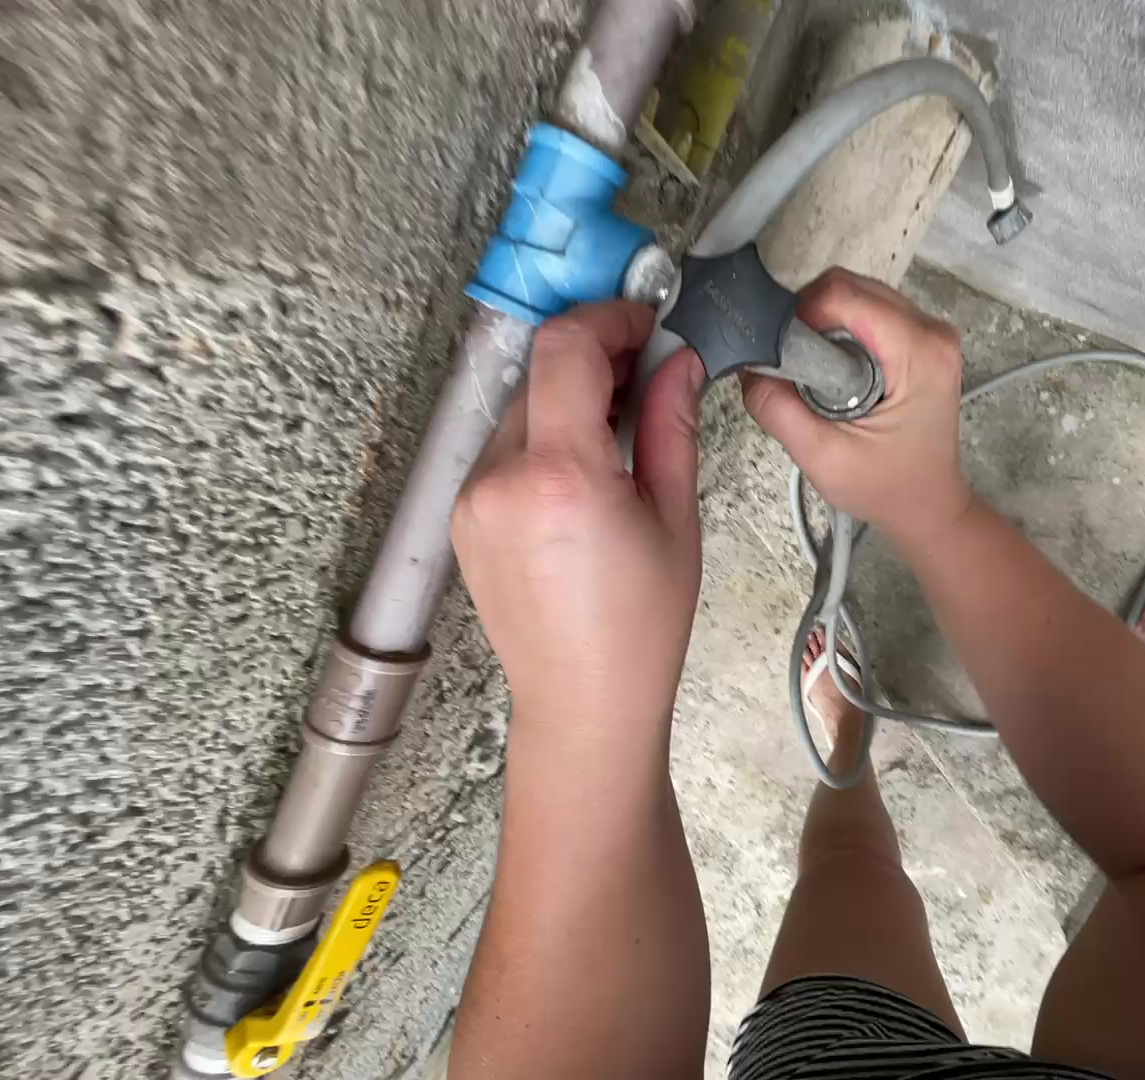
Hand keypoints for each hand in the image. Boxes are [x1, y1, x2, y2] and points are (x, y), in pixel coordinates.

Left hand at [452, 302, 706, 728]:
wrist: (583, 701)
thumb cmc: (643, 625)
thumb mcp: (676, 519)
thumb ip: (670, 427)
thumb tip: (680, 363)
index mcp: (560, 476)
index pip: (566, 349)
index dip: (610, 318)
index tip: (648, 323)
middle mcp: (498, 478)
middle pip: (540, 372)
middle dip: (597, 357)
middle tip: (651, 372)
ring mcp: (471, 498)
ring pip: (522, 408)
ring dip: (572, 397)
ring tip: (623, 427)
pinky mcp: (464, 516)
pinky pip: (506, 448)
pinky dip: (547, 435)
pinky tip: (587, 469)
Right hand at [741, 268, 972, 548]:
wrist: (928, 506)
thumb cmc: (887, 488)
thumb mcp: (822, 457)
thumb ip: (778, 409)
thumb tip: (748, 367)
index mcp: (920, 352)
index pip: (844, 294)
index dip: (800, 314)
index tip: (783, 354)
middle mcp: (933, 331)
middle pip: (850, 287)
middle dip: (809, 319)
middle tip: (793, 368)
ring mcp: (930, 333)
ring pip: (858, 296)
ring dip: (824, 327)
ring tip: (813, 375)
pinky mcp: (921, 341)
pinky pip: (869, 313)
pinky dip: (842, 333)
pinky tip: (833, 373)